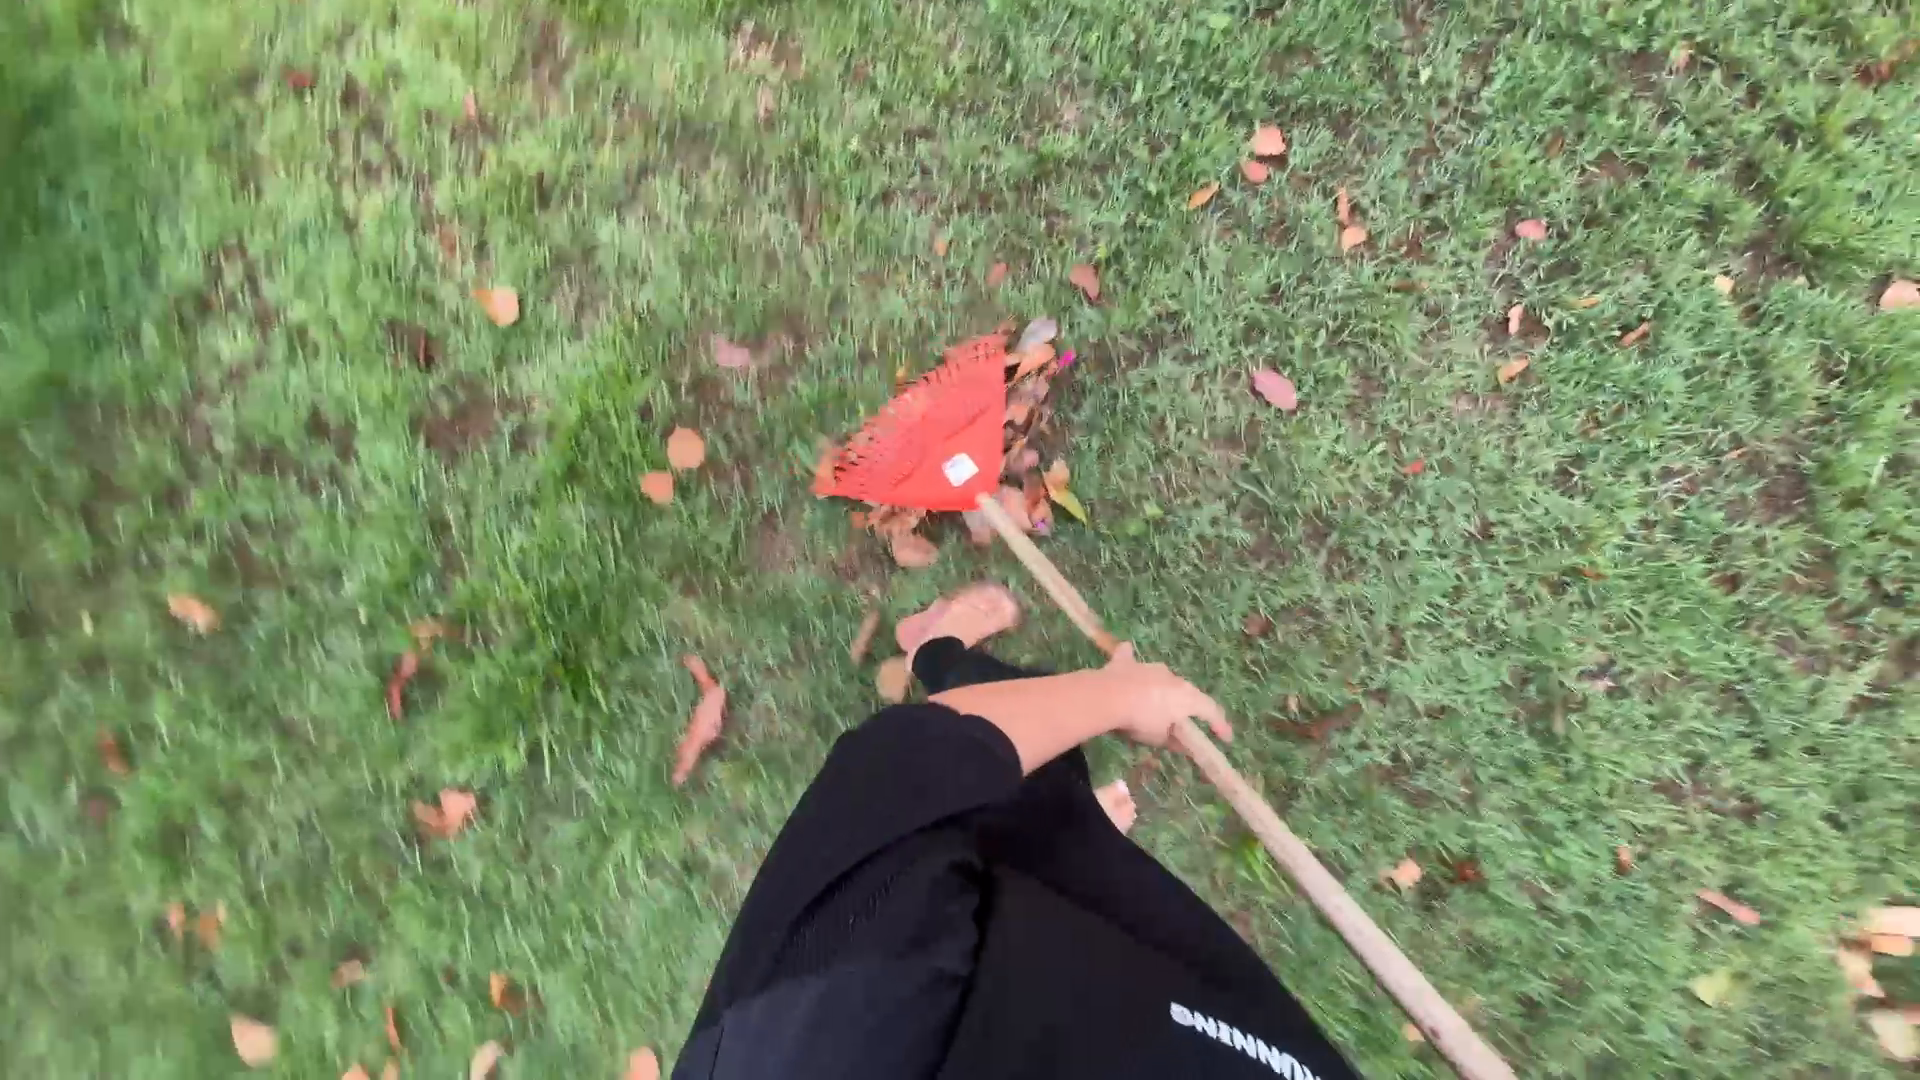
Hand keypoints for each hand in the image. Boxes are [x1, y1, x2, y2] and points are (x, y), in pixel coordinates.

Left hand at [1097, 643, 1231, 747]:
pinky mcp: (1126, 663)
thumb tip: (1184, 746)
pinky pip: (1129, 657)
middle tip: (1184, 720)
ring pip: (1161, 677)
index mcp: (1187, 697)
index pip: (1210, 711)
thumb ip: (1174, 741)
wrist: (1110, 695)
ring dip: (1161, 688)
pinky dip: (1129, 658)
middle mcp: (1172, 678)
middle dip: (1187, 705)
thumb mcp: (1160, 738)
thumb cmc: (1140, 720)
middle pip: (1185, 692)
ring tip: (1155, 700)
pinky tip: (1127, 651)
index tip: (1225, 737)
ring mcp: (1149, 667)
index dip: (1220, 725)